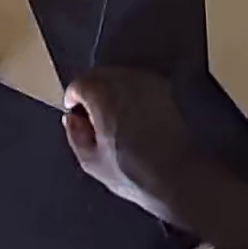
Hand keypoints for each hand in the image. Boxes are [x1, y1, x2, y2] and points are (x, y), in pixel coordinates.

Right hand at [63, 68, 219, 227]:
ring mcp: (145, 80)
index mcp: (104, 96)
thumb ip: (75, 134)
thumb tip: (72, 118)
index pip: (80, 83)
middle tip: (91, 116)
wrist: (176, 174)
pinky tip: (132, 113)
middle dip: (90, 90)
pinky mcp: (162, 85)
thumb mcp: (92, 162)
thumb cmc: (131, 173)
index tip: (74, 112)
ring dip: (110, 89)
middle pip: (98, 74)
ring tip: (112, 115)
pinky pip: (136, 80)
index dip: (72, 98)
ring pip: (118, 74)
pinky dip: (129, 90)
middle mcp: (124, 80)